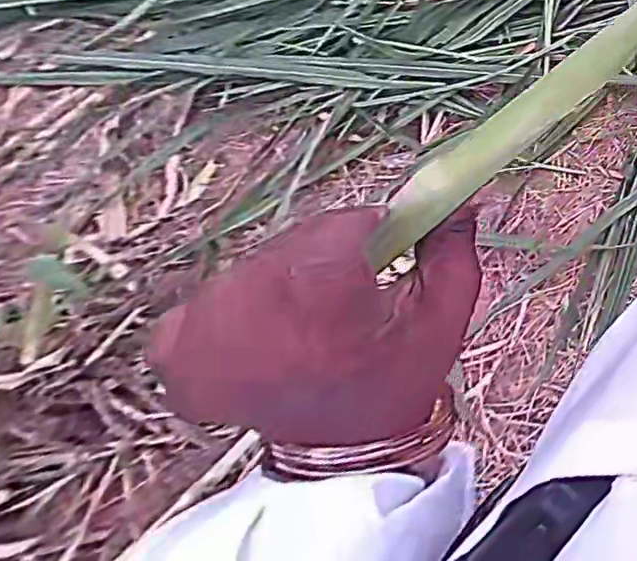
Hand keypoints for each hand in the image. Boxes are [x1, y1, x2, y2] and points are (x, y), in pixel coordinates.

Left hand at [147, 208, 481, 445]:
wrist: (346, 443)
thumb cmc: (403, 370)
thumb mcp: (448, 306)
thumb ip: (453, 242)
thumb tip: (461, 194)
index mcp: (322, 313)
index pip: (336, 228)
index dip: (368, 226)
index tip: (387, 243)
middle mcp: (251, 322)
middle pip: (298, 239)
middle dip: (333, 245)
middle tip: (357, 278)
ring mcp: (203, 337)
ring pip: (261, 256)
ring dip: (294, 266)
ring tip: (317, 304)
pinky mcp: (176, 350)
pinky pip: (213, 289)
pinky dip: (242, 294)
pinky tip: (269, 320)